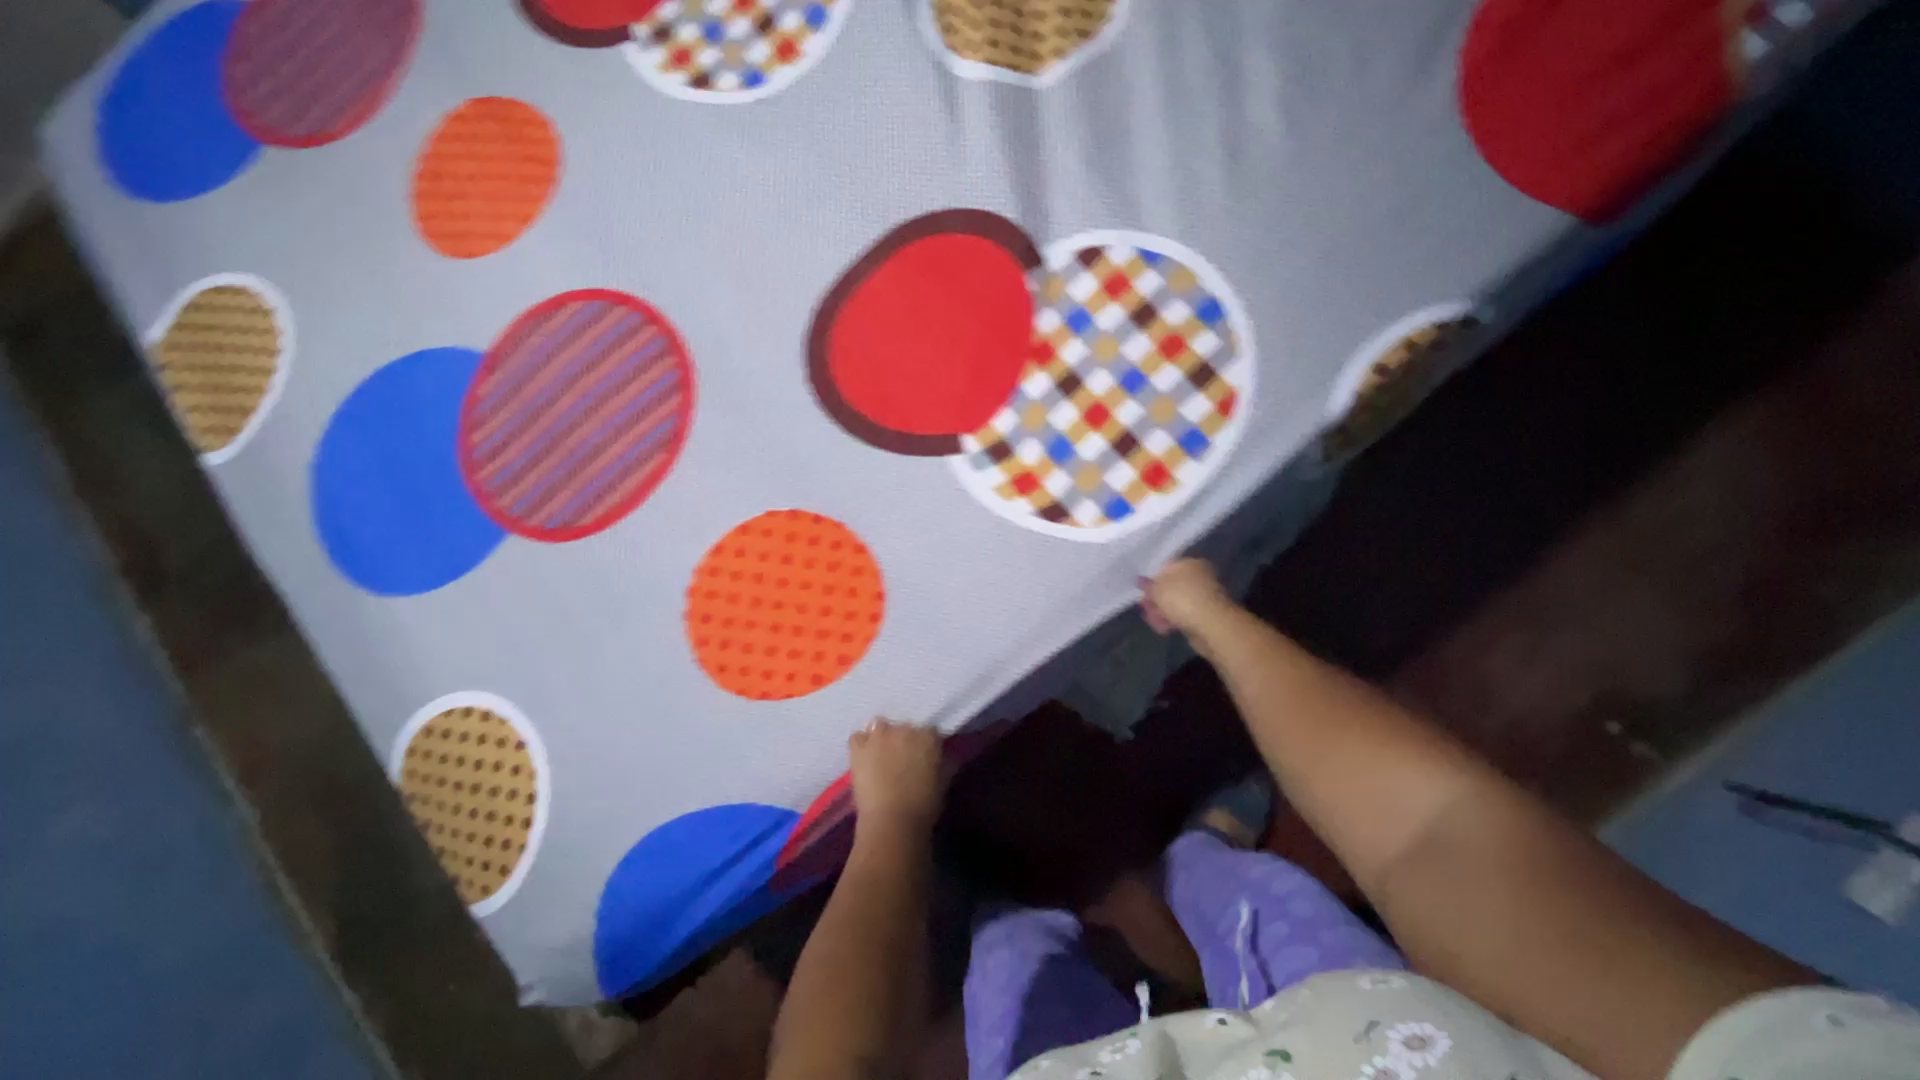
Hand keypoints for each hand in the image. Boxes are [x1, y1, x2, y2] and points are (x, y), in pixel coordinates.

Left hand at [848, 718, 945, 834]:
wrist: (892, 821)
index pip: (929, 731)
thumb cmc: (923, 807)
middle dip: (903, 740)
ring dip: (881, 737)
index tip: (923, 757)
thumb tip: (943, 759)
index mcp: (928, 738)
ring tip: (880, 755)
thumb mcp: (942, 784)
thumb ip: (943, 765)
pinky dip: (861, 745)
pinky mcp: (858, 748)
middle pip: (903, 727)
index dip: (925, 744)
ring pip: (879, 726)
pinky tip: (863, 758)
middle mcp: (904, 730)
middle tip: (902, 760)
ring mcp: (879, 736)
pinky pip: (857, 737)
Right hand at [1142, 558, 1236, 651]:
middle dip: (1156, 599)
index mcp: (1189, 563)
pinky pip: (1184, 614)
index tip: (1142, 593)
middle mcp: (1198, 576)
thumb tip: (1140, 581)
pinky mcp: (1205, 614)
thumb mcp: (1158, 590)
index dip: (1151, 580)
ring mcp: (1203, 596)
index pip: (1165, 568)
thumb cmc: (1182, 599)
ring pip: (1176, 602)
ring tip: (1155, 623)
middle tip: (1146, 609)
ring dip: (1163, 612)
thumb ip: (1148, 586)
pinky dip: (1174, 620)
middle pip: (1170, 586)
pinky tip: (1165, 629)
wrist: (1212, 625)